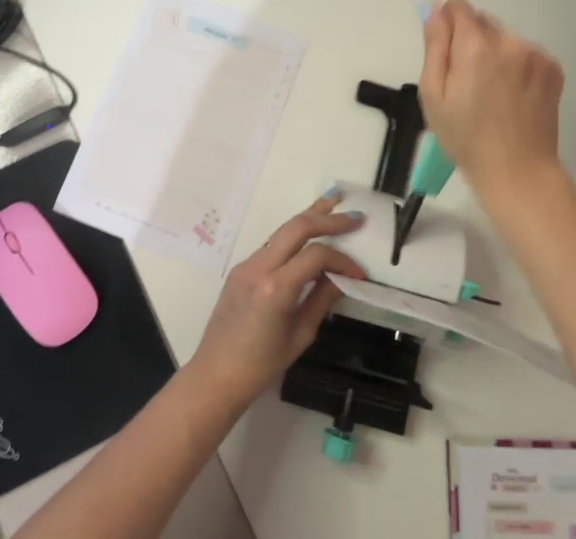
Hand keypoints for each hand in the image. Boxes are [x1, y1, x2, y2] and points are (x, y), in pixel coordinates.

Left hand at [185, 190, 366, 410]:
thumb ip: (321, 300)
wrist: (215, 374)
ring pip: (281, 231)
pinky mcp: (240, 270)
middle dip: (327, 218)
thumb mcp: (300, 335)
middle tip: (354, 218)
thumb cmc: (261, 366)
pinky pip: (271, 246)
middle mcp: (258, 268)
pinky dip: (293, 237)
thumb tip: (341, 278)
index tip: (360, 274)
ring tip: (333, 202)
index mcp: (275, 288)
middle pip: (296, 227)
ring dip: (308, 217)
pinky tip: (309, 234)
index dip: (342, 261)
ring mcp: (246, 265)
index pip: (316, 256)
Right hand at [420, 0, 567, 209]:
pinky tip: (513, 95)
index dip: (447, 24)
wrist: (518, 170)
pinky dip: (517, 65)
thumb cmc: (465, 138)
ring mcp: (535, 54)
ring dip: (495, 53)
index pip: (459, 6)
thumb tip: (434, 9)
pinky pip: (526, 52)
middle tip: (467, 81)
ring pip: (505, 38)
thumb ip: (434, 46)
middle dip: (471, 41)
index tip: (446, 51)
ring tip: (492, 92)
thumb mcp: (434, 95)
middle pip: (483, 21)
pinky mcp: (553, 68)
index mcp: (475, 46)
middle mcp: (509, 40)